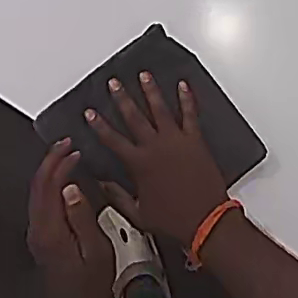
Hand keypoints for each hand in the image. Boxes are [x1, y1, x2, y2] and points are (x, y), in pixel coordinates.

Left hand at [25, 137, 114, 297]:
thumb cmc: (93, 288)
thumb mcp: (97, 250)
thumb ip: (82, 216)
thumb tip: (71, 187)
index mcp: (50, 231)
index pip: (48, 186)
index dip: (59, 163)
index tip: (73, 150)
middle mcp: (37, 231)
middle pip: (37, 186)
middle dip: (50, 161)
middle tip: (66, 144)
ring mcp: (37, 236)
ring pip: (37, 193)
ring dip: (49, 172)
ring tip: (65, 156)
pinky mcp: (41, 239)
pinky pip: (41, 203)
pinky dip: (50, 185)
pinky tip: (63, 181)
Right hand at [88, 73, 229, 244]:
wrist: (206, 221)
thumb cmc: (174, 220)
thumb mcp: (138, 214)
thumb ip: (118, 197)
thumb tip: (103, 185)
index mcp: (139, 164)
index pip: (113, 139)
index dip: (99, 125)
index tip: (91, 112)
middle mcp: (156, 147)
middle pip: (134, 117)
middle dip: (122, 98)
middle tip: (114, 83)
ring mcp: (176, 141)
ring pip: (160, 109)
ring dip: (150, 90)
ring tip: (144, 75)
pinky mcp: (195, 141)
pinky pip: (190, 114)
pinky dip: (186, 99)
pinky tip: (183, 86)